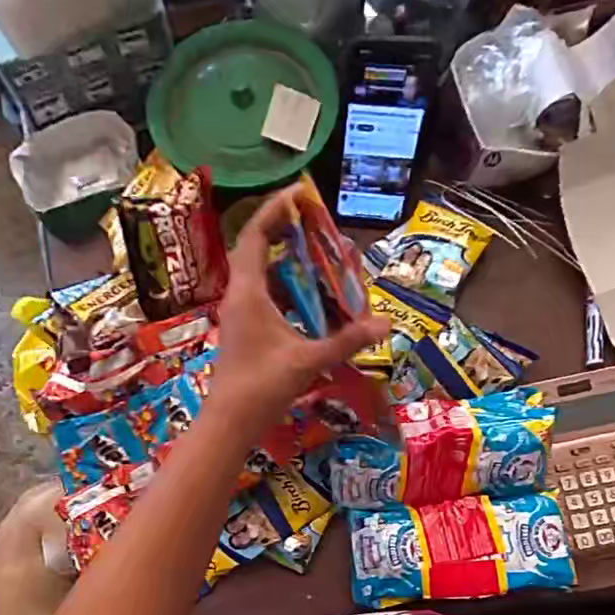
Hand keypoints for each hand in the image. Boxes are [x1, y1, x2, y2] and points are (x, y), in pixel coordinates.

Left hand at [209, 188, 389, 431]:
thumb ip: (346, 340)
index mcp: (247, 293)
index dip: (274, 210)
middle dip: (288, 232)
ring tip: (324, 255)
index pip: (255, 237)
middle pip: (259, 250)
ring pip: (265, 276)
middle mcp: (240, 297)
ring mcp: (241, 314)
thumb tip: (385, 324)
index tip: (299, 192)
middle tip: (320, 223)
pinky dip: (290, 290)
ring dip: (292, 264)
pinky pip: (268, 298)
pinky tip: (315, 297)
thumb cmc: (260, 388)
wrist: (229, 422)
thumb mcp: (306, 361)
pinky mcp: (246, 330)